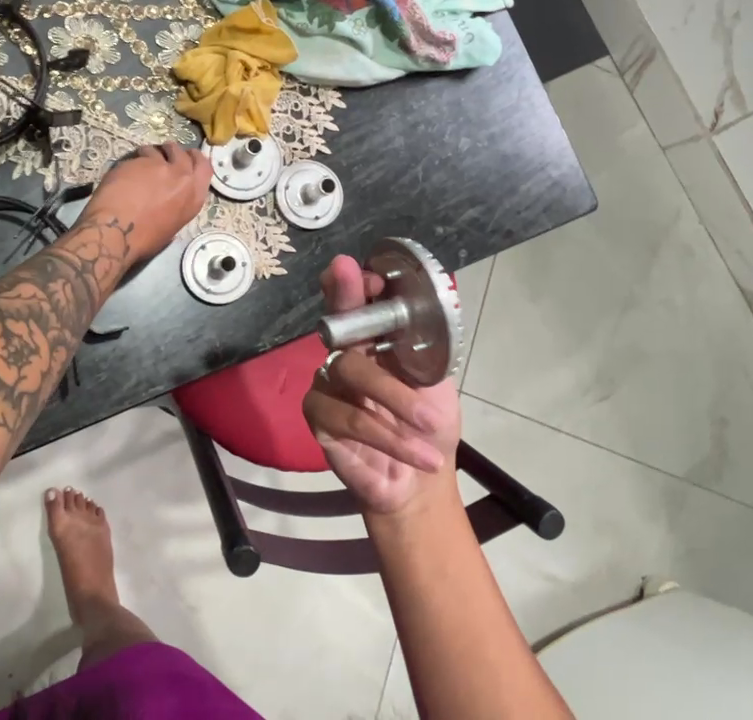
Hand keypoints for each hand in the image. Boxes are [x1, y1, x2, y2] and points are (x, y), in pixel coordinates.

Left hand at [76, 142, 210, 261]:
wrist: (118, 230)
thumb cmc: (144, 239)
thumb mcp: (172, 227)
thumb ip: (177, 207)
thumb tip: (169, 203)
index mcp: (194, 197)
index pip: (204, 168)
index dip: (195, 160)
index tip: (188, 158)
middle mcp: (182, 177)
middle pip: (183, 153)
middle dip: (173, 152)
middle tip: (163, 154)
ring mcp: (161, 166)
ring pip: (158, 150)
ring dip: (152, 154)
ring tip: (140, 164)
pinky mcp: (140, 160)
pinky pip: (139, 154)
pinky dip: (134, 160)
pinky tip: (124, 172)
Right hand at [303, 256, 461, 517]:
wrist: (421, 481)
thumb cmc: (428, 426)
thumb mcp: (434, 381)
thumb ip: (422, 342)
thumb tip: (421, 296)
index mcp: (372, 340)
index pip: (352, 300)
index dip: (351, 282)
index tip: (362, 270)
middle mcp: (344, 354)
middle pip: (343, 325)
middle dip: (349, 298)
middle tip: (350, 273)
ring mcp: (327, 383)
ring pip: (352, 373)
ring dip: (396, 400)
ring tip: (429, 426)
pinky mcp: (318, 417)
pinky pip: (348, 418)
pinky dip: (388, 436)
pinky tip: (419, 453)